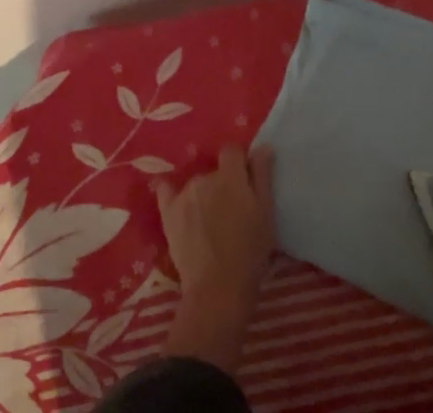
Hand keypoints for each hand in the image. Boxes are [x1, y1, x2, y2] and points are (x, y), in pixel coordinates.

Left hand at [155, 147, 276, 371]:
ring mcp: (183, 195)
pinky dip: (171, 191)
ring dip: (205, 195)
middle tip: (232, 210)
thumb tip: (262, 147)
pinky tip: (178, 202)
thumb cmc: (250, 251)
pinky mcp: (167, 212)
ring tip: (211, 222)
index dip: (240, 163)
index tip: (246, 182)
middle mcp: (204, 178)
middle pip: (215, 171)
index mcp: (230, 176)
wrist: (218, 286)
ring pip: (197, 185)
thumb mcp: (266, 212)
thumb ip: (263, 176)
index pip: (232, 151)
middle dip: (224, 184)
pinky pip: (165, 190)